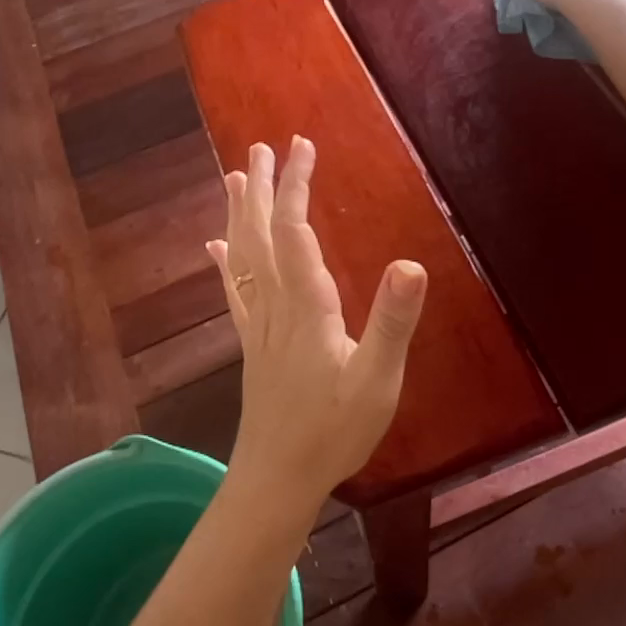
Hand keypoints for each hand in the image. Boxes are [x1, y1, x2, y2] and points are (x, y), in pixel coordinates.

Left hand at [206, 136, 427, 512]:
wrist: (277, 478)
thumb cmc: (333, 431)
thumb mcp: (376, 381)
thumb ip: (391, 323)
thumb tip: (410, 263)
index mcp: (306, 307)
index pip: (296, 233)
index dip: (297, 187)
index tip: (301, 147)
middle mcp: (275, 307)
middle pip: (262, 236)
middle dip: (263, 189)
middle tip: (261, 148)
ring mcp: (258, 326)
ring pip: (243, 258)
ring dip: (240, 216)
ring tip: (236, 179)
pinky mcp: (252, 345)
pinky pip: (234, 293)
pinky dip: (225, 264)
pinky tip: (214, 247)